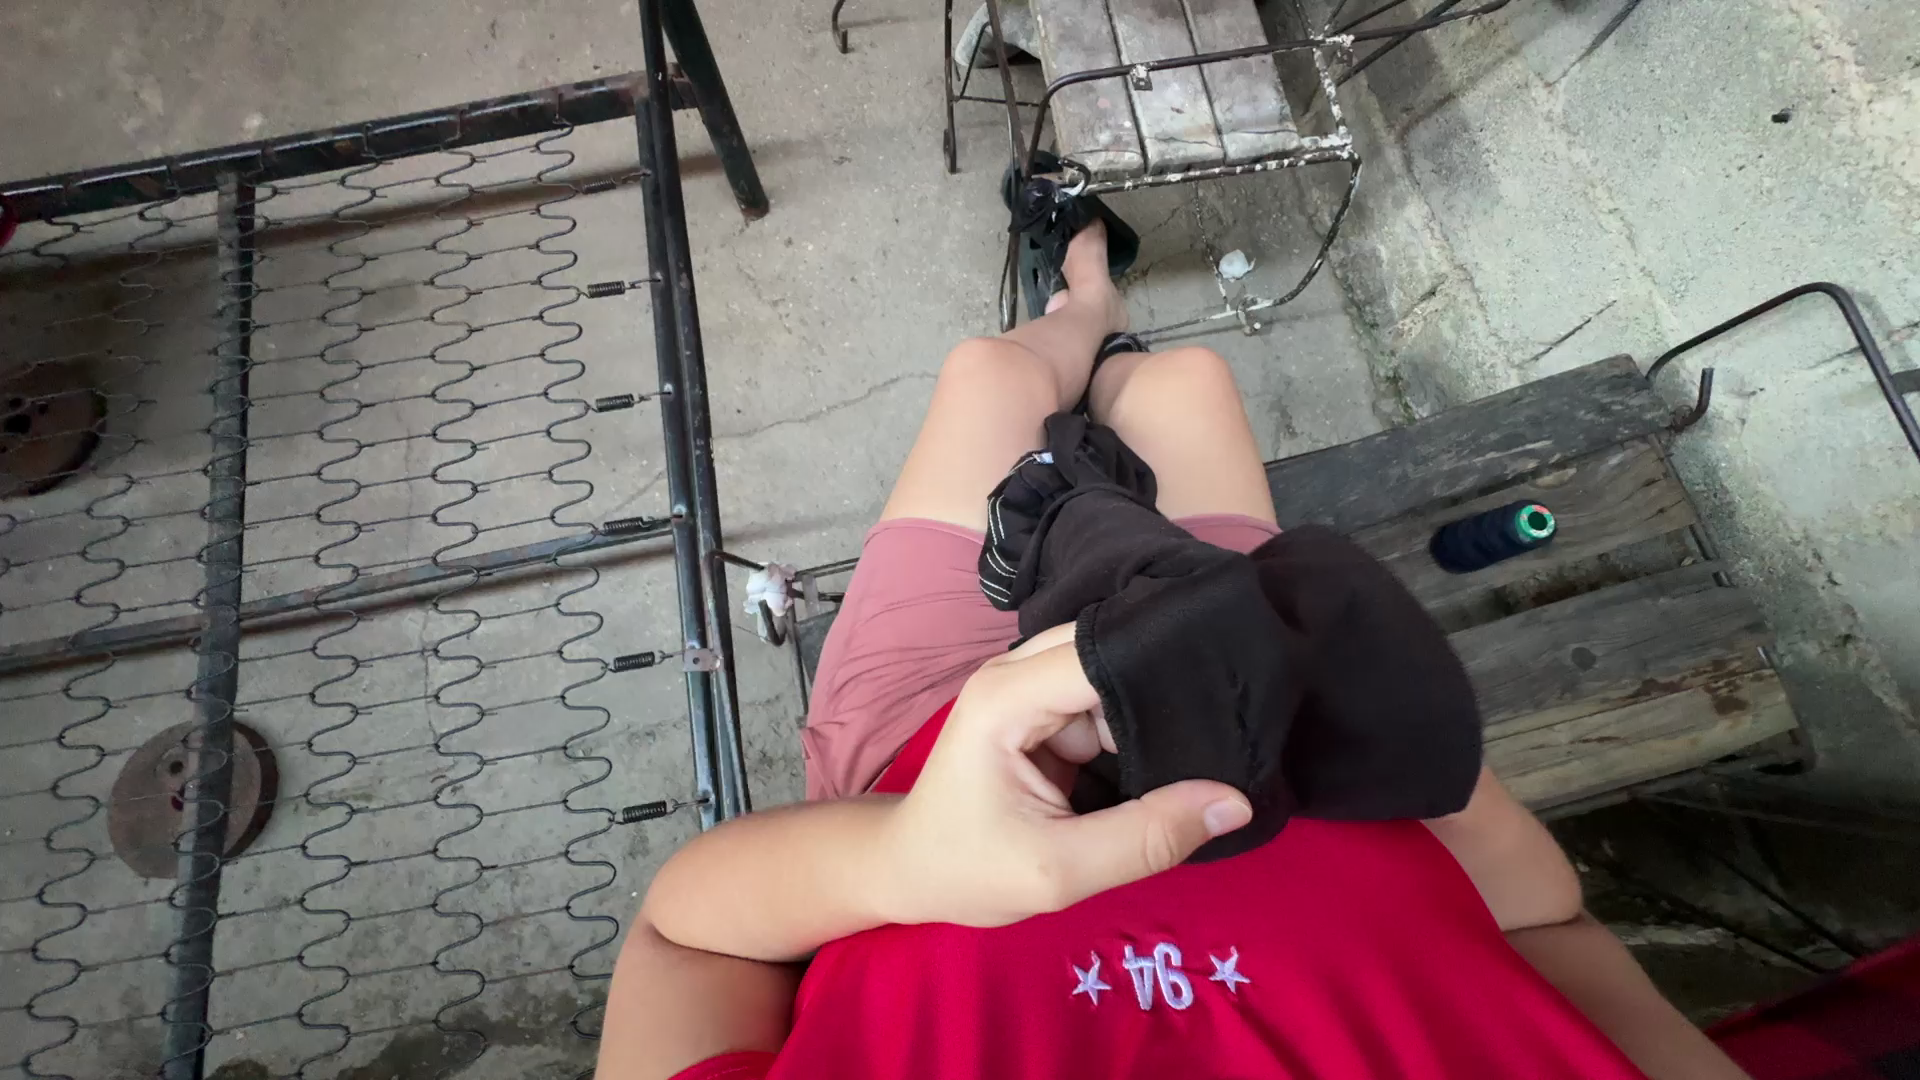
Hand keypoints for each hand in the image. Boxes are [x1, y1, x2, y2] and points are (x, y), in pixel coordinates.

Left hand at [876, 624, 1251, 927]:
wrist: (912, 870)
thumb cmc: (969, 869)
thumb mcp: (1060, 869)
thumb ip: (1147, 837)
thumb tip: (1234, 801)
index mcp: (1006, 696)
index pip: (1097, 652)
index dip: (1159, 662)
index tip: (1226, 682)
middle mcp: (1012, 673)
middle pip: (1102, 651)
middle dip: (1154, 685)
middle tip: (1220, 721)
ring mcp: (1021, 687)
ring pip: (1104, 677)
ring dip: (1141, 712)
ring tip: (1190, 750)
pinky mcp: (1034, 709)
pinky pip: (1095, 701)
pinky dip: (1123, 728)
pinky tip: (1152, 757)